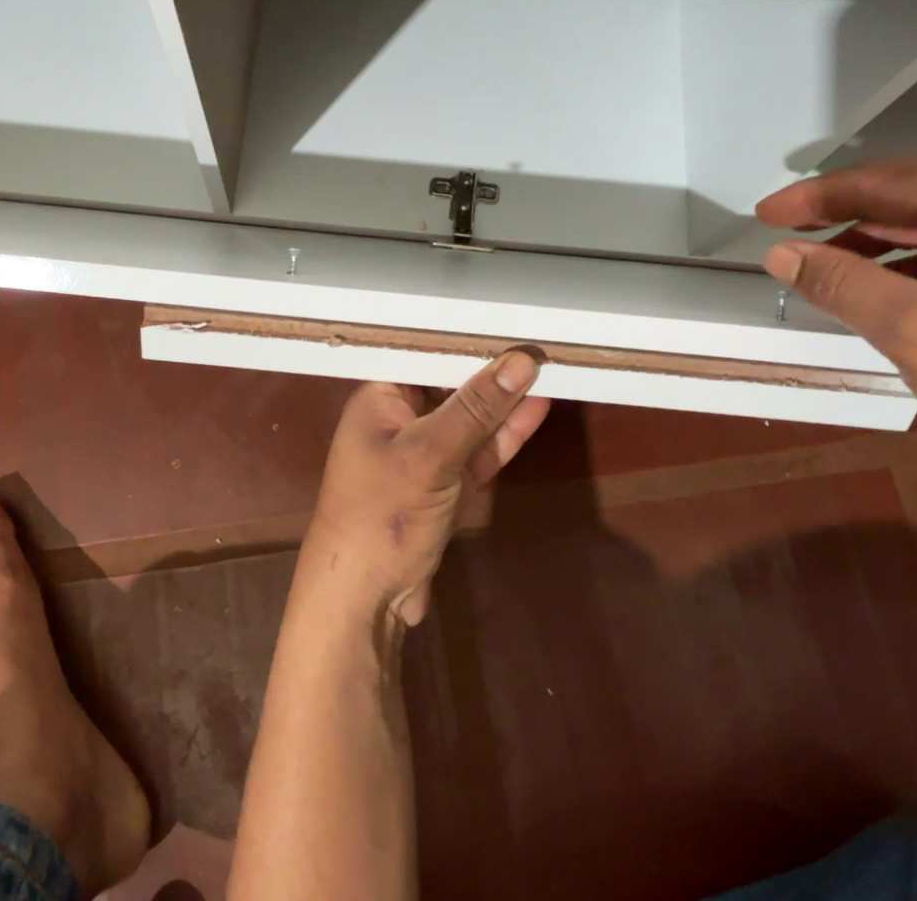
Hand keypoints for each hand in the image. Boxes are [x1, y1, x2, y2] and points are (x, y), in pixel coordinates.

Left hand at [301, 352, 549, 626]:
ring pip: (471, 420)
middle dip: (493, 368)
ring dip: (506, 401)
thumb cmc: (382, 514)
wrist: (364, 597)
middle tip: (543, 340)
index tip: (512, 319)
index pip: (425, 353)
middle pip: (451, 384)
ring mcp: (425, 455)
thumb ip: (476, 408)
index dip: (467, 338)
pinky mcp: (446, 486)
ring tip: (551, 367)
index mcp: (380, 399)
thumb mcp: (430, 455)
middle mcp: (400, 420)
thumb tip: (521, 362)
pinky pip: (479, 452)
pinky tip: (536, 408)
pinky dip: (505, 435)